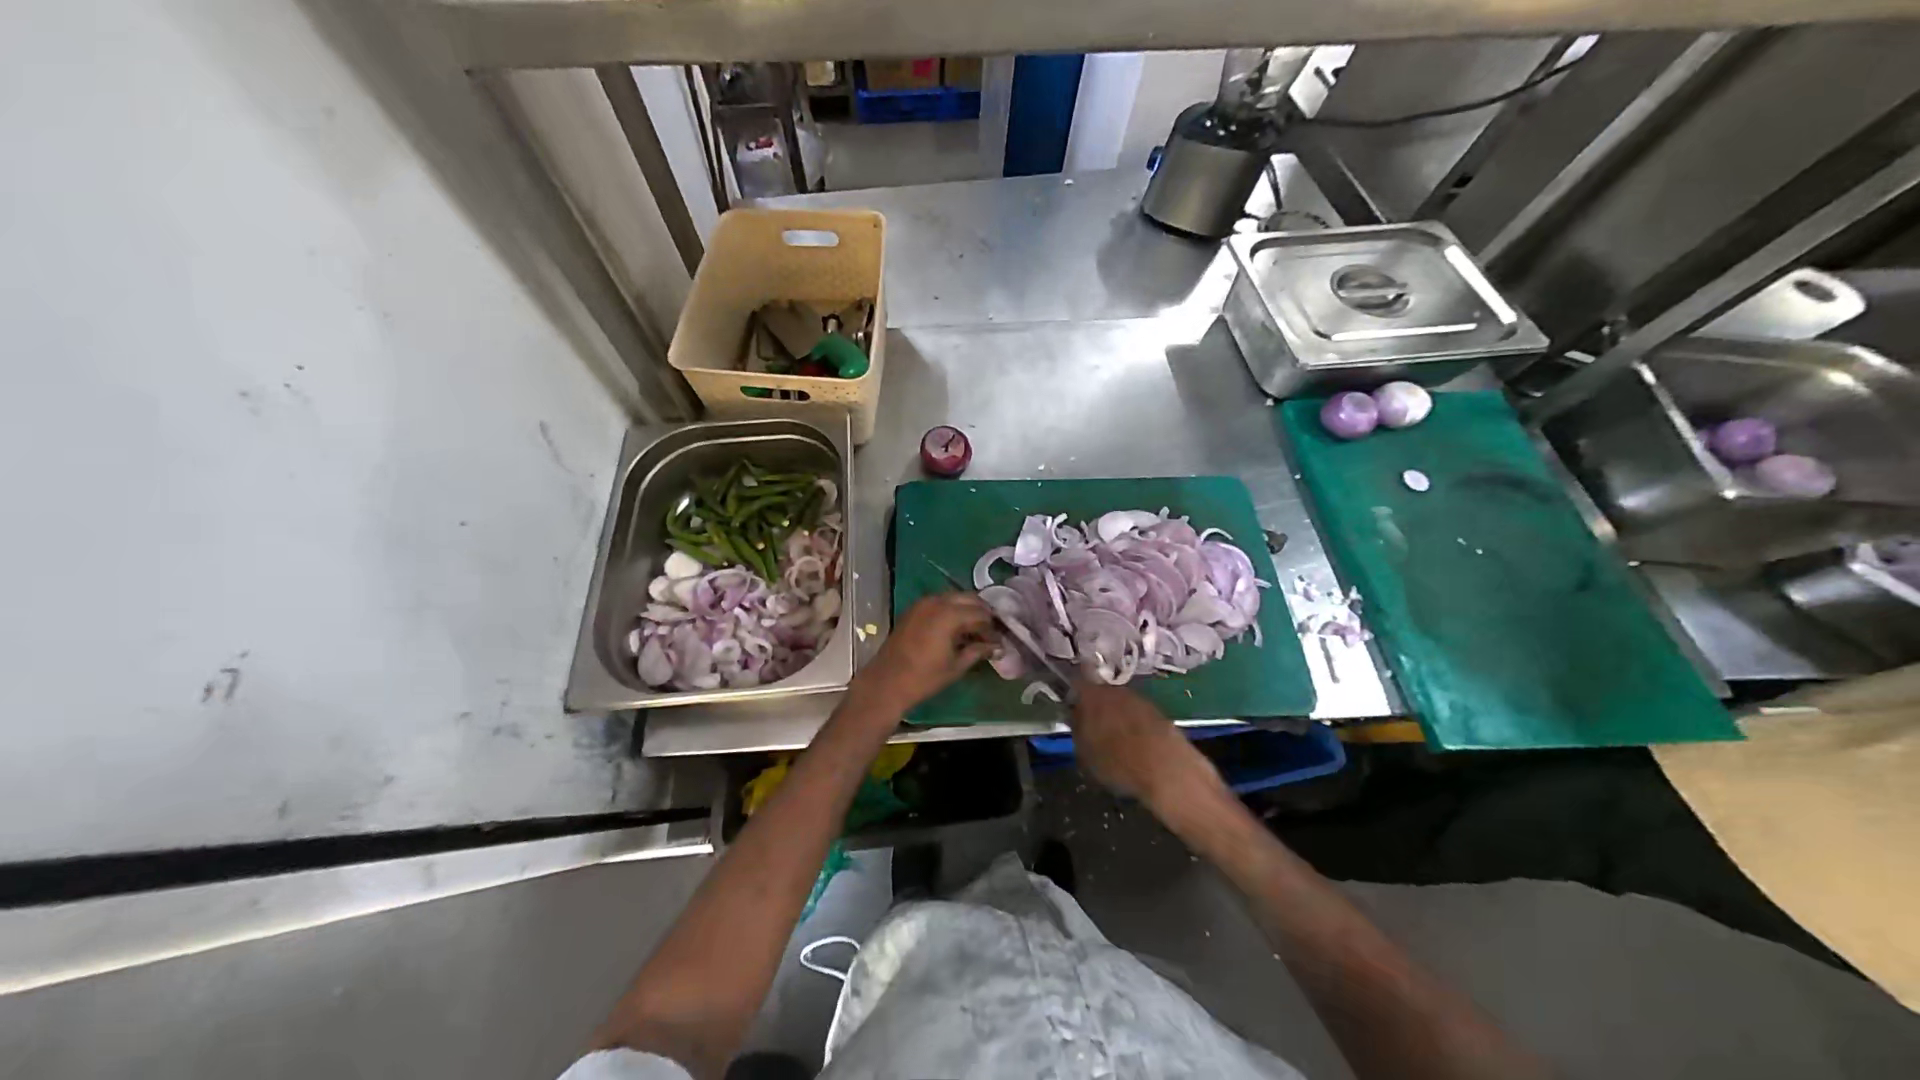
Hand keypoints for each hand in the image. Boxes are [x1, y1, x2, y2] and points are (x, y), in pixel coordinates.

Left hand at [853, 593, 996, 714]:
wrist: (886, 682)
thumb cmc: (924, 677)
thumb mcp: (956, 665)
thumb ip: (978, 650)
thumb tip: (997, 647)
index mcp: (949, 614)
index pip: (981, 614)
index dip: (992, 628)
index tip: (998, 642)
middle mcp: (937, 601)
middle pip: (969, 599)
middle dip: (982, 613)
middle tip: (989, 632)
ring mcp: (923, 603)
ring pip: (954, 598)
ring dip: (967, 610)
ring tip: (974, 631)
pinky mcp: (914, 609)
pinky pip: (940, 602)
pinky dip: (952, 610)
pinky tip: (957, 629)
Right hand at [1069, 682, 1221, 805]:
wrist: (1168, 771)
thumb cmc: (1118, 763)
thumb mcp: (1084, 752)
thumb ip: (1077, 729)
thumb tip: (1075, 716)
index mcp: (1091, 696)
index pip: (1075, 684)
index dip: (1071, 695)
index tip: (1069, 709)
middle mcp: (1115, 690)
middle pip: (1099, 692)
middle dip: (1094, 706)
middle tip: (1091, 727)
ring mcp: (1139, 699)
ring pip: (1119, 703)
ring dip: (1115, 715)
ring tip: (1114, 739)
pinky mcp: (1158, 712)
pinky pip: (1136, 714)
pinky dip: (1133, 724)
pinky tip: (1134, 744)